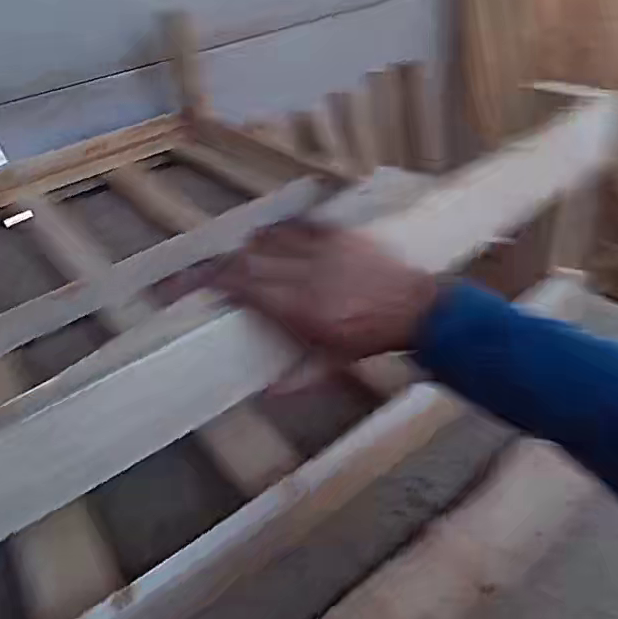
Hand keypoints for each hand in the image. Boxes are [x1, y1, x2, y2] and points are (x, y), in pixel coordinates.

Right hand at [216, 220, 439, 362]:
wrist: (415, 309)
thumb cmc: (373, 337)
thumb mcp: (335, 363)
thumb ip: (299, 378)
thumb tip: (270, 393)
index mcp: (299, 309)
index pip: (245, 287)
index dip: (216, 282)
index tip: (202, 282)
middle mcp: (305, 276)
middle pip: (250, 260)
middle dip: (223, 263)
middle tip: (211, 267)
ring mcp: (322, 252)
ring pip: (272, 239)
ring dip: (251, 245)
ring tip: (242, 251)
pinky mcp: (339, 235)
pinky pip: (301, 225)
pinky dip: (282, 228)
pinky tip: (273, 233)